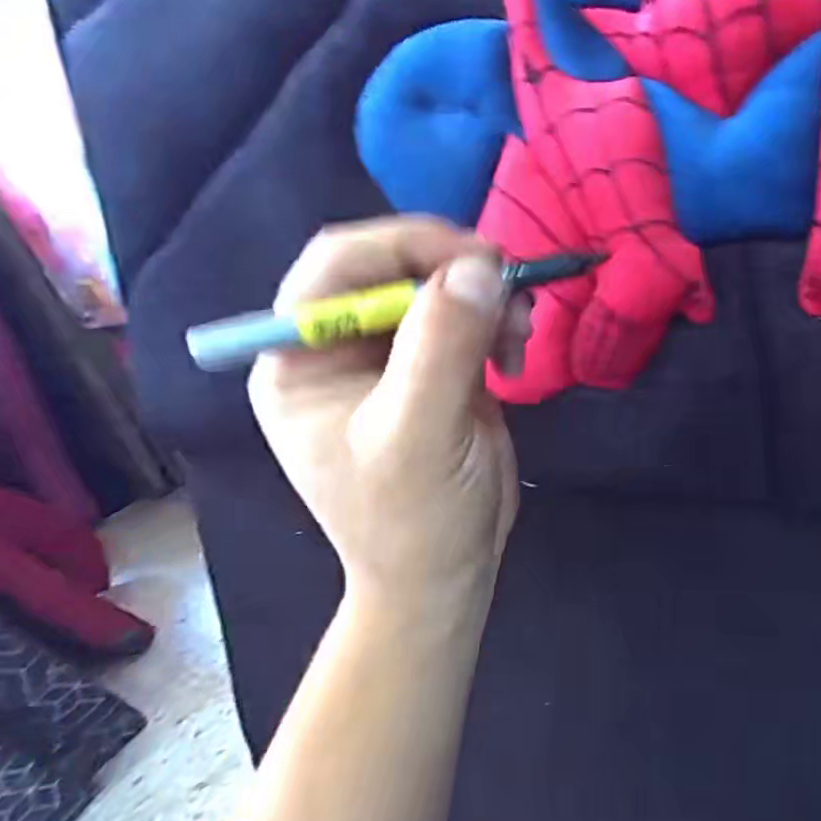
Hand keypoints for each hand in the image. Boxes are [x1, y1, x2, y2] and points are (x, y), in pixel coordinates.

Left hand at [249, 217, 528, 610]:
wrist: (447, 575)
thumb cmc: (411, 521)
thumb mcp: (419, 435)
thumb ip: (442, 346)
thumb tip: (479, 266)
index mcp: (301, 357)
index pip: (337, 265)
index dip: (402, 245)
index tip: (473, 255)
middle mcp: (338, 345)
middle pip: (395, 267)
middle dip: (457, 272)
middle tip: (511, 288)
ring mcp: (389, 352)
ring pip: (439, 284)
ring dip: (487, 296)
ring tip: (520, 333)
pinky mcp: (435, 361)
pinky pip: (468, 311)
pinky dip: (499, 318)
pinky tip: (516, 353)